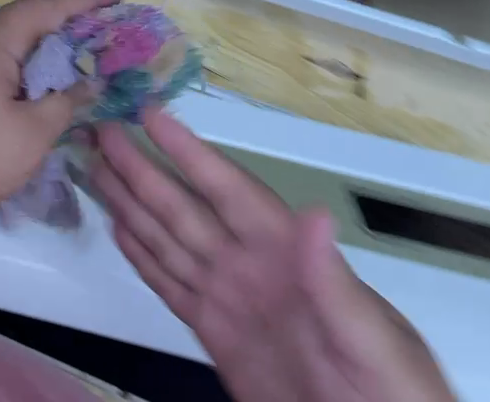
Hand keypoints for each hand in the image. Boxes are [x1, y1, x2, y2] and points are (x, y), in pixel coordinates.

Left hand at [0, 0, 119, 222]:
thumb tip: (90, 83)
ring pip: (15, 44)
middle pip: (28, 21)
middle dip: (71, 21)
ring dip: (52, 46)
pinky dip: (33, 67)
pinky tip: (55, 84)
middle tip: (112, 27)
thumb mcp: (32, 131)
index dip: (83, 1)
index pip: (43, 7)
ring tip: (92, 53)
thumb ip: (66, 101)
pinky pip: (4, 63)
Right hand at [90, 110, 454, 401]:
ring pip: (166, 238)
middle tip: (101, 130)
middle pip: (183, 208)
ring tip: (96, 168)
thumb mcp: (375, 348)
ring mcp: (229, 299)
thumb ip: (336, 286)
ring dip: (130, 203)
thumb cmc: (394, 400)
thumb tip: (314, 215)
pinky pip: (168, 285)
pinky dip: (140, 256)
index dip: (188, 153)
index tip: (150, 115)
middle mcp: (249, 266)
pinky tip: (119, 229)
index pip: (227, 192)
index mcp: (286, 257)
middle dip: (141, 167)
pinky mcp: (216, 336)